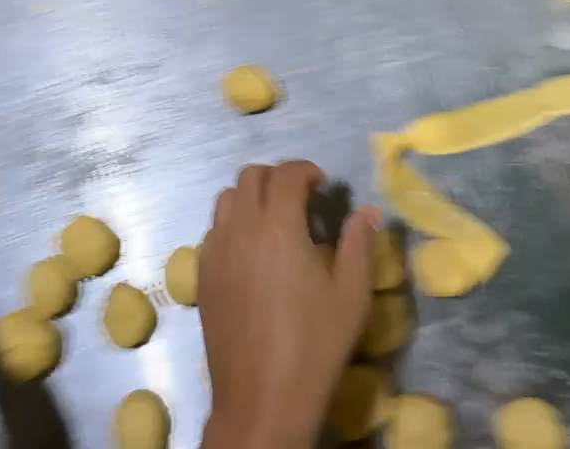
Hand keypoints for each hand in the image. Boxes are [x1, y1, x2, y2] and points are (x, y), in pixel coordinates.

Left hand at [199, 162, 379, 448]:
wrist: (262, 398)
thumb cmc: (314, 346)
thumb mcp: (351, 295)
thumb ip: (359, 244)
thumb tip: (367, 211)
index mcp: (278, 227)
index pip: (285, 173)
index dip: (306, 170)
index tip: (322, 185)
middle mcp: (240, 229)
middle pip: (250, 175)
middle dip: (277, 177)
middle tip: (301, 199)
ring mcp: (215, 251)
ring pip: (226, 198)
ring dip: (251, 196)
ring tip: (274, 220)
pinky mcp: (201, 274)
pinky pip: (213, 229)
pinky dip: (232, 223)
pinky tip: (252, 251)